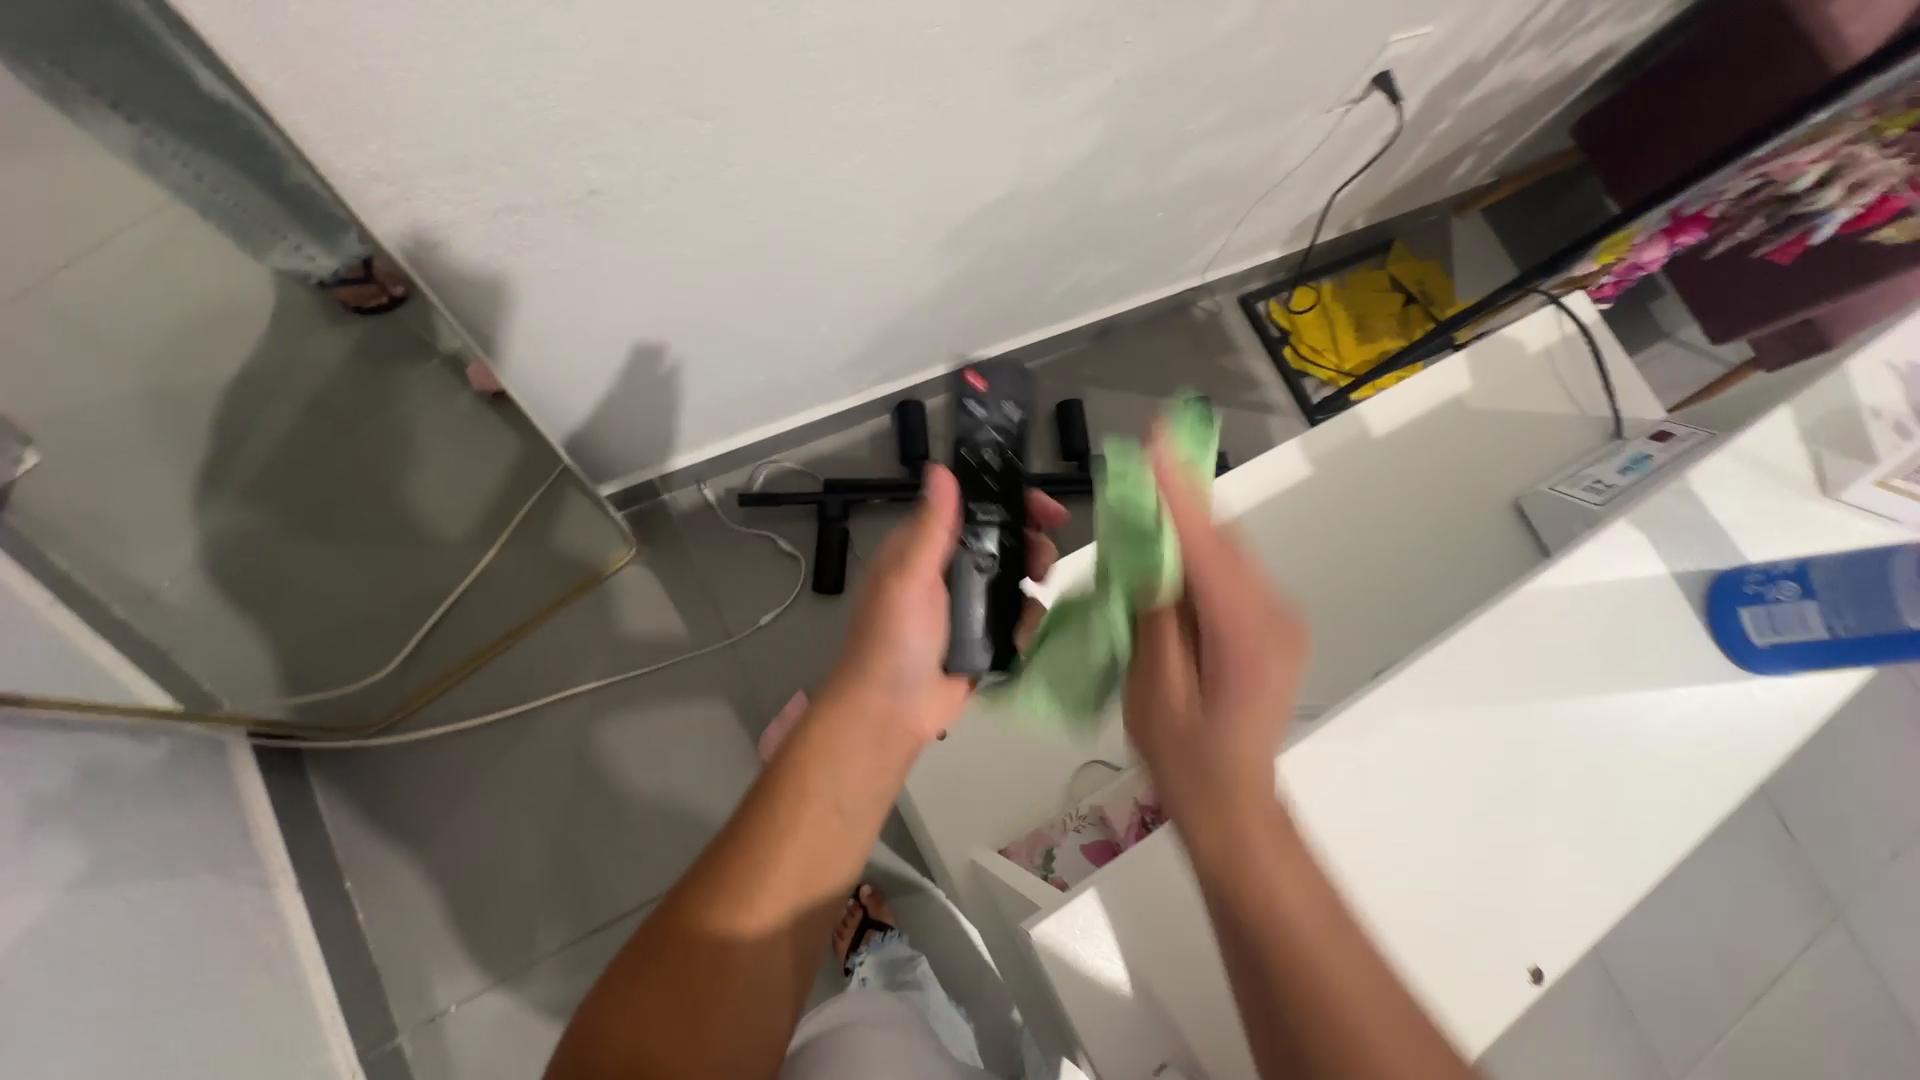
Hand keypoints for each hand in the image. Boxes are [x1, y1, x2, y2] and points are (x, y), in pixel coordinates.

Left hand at [823, 465, 1068, 746]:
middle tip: (1045, 560)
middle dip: (1031, 544)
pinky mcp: (985, 637)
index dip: (1011, 502)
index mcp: (924, 549)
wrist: (891, 711)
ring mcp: (969, 605)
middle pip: (1003, 541)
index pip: (973, 508)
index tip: (1044, 509)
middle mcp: (949, 570)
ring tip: (1037, 593)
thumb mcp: (909, 576)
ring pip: (1016, 577)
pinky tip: (1024, 631)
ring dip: (1033, 581)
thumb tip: (941, 468)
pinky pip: (1018, 616)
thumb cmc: (893, 638)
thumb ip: (932, 526)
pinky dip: (1027, 619)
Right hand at [1125, 440, 1308, 828]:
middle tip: (1139, 469)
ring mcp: (1282, 620)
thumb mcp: (1154, 692)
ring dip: (1189, 529)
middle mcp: (1275, 617)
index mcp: (1245, 637)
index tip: (1157, 440)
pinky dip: (1202, 556)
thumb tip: (1152, 559)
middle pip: (1224, 542)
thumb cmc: (1184, 758)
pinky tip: (1171, 557)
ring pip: (1230, 554)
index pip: (1208, 549)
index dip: (1179, 493)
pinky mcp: (1276, 626)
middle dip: (1181, 503)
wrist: (1234, 801)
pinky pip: (1234, 575)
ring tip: (1147, 505)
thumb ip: (1158, 620)